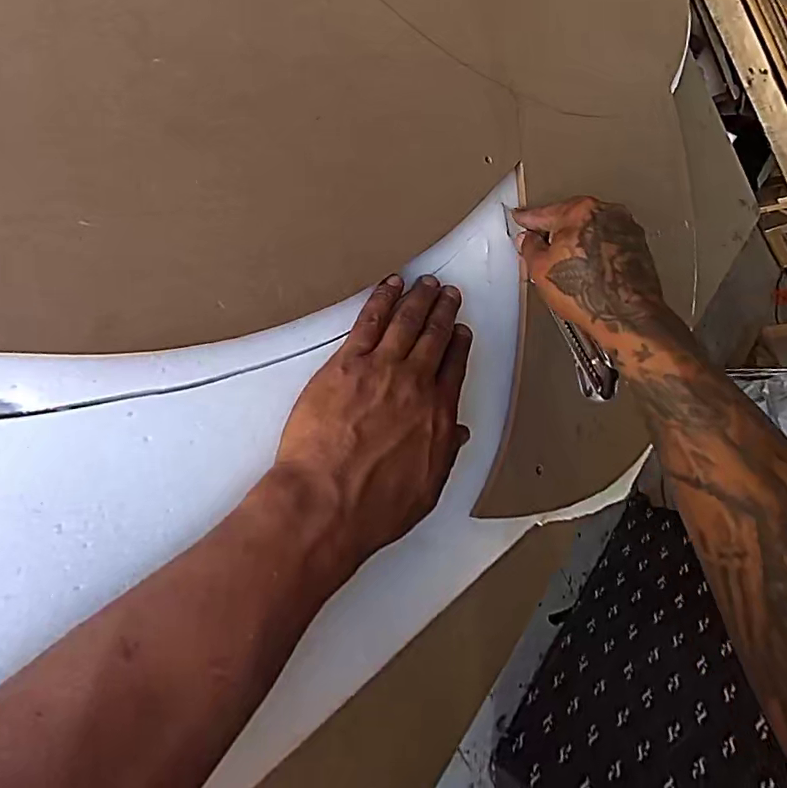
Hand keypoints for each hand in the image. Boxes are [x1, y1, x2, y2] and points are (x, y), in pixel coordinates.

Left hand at [270, 274, 472, 565]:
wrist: (327, 500)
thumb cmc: (371, 503)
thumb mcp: (425, 488)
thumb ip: (443, 452)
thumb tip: (454, 433)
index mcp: (437, 414)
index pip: (454, 367)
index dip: (458, 344)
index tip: (460, 331)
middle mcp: (414, 384)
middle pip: (433, 336)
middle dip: (442, 311)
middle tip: (448, 295)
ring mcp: (380, 369)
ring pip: (406, 321)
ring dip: (418, 298)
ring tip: (425, 284)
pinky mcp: (346, 363)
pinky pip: (370, 321)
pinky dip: (383, 299)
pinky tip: (390, 287)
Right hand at [513, 197, 676, 349]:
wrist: (625, 318)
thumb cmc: (590, 294)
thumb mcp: (539, 269)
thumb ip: (529, 247)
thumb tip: (529, 241)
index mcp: (580, 210)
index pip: (544, 212)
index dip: (528, 221)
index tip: (523, 220)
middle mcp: (607, 213)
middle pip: (571, 219)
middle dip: (556, 236)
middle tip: (544, 256)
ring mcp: (627, 229)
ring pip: (591, 232)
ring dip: (578, 246)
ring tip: (570, 274)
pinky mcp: (640, 247)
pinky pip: (608, 245)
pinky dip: (597, 255)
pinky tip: (588, 276)